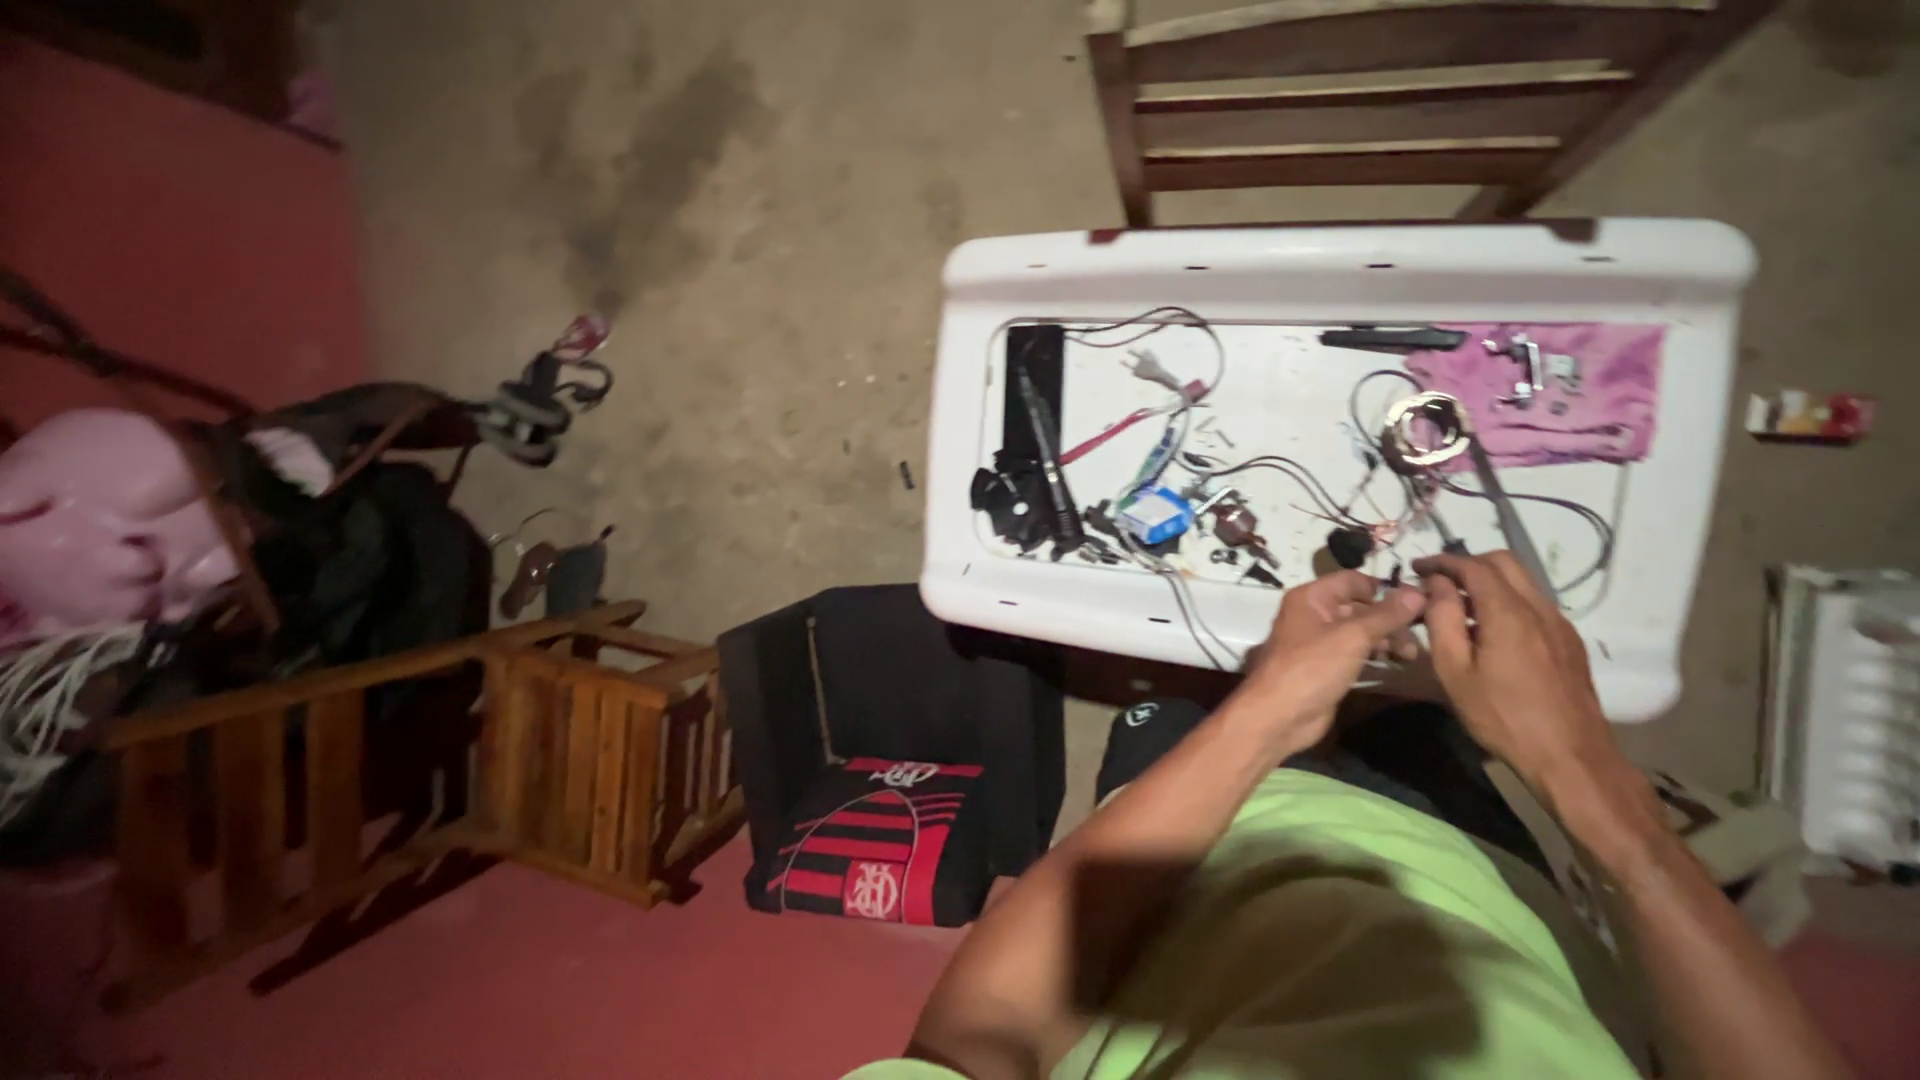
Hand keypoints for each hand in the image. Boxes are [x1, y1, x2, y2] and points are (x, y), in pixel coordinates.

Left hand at [1236, 570, 1425, 745]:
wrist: (1280, 715)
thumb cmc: (1311, 667)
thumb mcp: (1352, 637)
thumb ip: (1385, 615)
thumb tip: (1417, 592)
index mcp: (1311, 598)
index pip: (1352, 580)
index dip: (1384, 588)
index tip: (1420, 599)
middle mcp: (1313, 614)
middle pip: (1360, 606)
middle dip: (1391, 618)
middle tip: (1421, 633)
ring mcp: (1319, 641)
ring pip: (1360, 630)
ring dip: (1387, 638)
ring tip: (1411, 653)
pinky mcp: (1327, 665)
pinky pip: (1357, 651)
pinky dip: (1376, 653)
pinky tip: (1397, 661)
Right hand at [1412, 552, 1619, 789]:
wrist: (1570, 756)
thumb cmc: (1501, 716)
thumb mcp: (1454, 670)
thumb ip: (1443, 619)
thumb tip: (1436, 584)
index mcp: (1508, 613)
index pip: (1473, 566)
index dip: (1442, 561)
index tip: (1416, 567)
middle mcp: (1539, 609)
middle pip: (1504, 562)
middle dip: (1467, 563)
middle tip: (1437, 581)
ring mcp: (1559, 624)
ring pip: (1522, 581)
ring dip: (1487, 581)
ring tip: (1458, 605)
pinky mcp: (1568, 642)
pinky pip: (1533, 604)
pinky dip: (1506, 600)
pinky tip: (1488, 630)